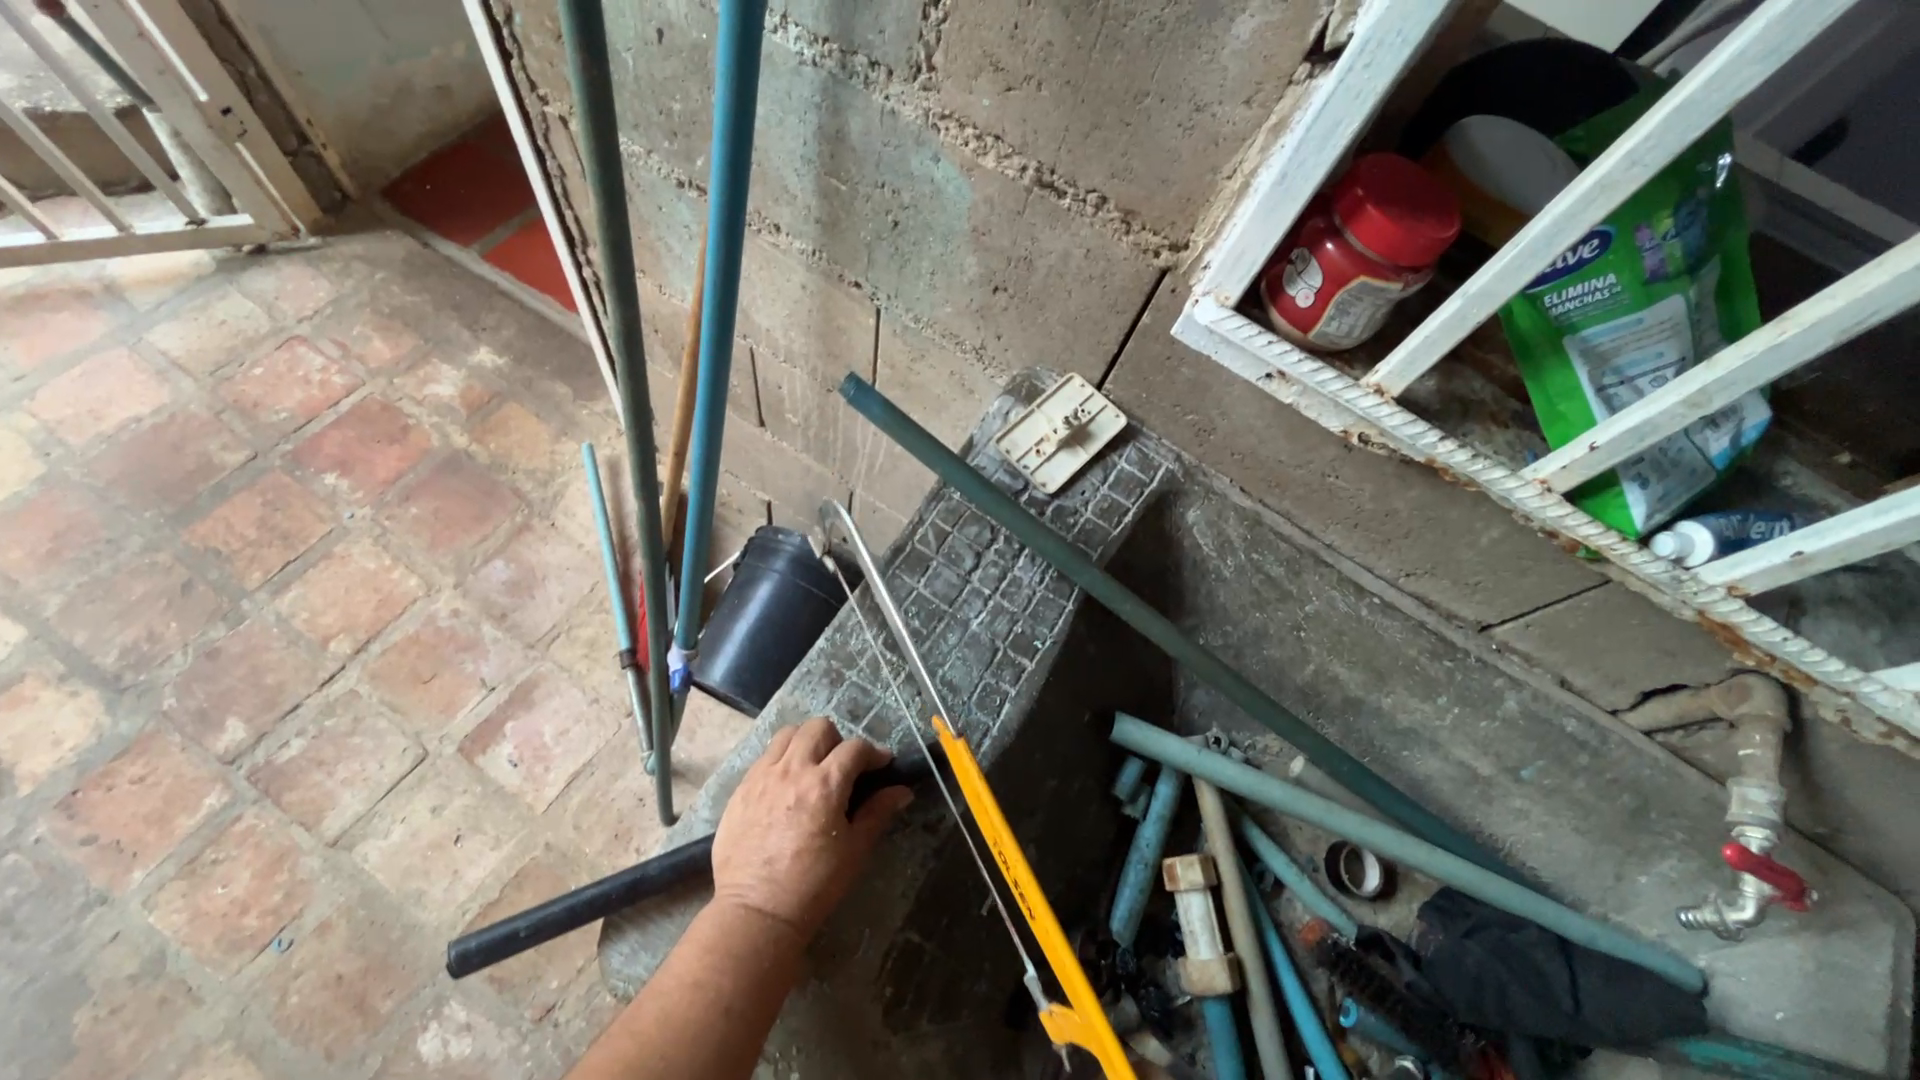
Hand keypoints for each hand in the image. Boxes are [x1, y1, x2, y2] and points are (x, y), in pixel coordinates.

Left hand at [710, 717, 913, 940]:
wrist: (756, 912)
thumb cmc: (813, 885)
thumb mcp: (854, 850)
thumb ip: (877, 812)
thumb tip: (902, 791)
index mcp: (825, 784)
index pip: (855, 748)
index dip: (873, 753)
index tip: (881, 765)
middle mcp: (792, 770)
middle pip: (818, 728)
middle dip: (837, 740)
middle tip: (842, 767)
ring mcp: (761, 776)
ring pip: (787, 734)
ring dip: (806, 743)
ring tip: (812, 769)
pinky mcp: (740, 789)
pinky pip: (764, 758)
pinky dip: (781, 761)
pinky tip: (786, 789)